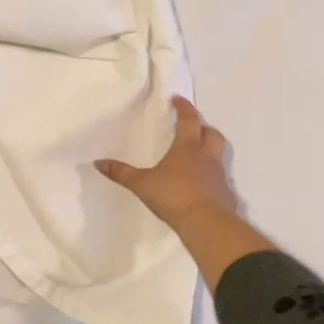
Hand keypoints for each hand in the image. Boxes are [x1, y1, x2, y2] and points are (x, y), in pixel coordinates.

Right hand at [95, 97, 274, 287]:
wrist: (207, 224)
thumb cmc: (174, 197)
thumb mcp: (141, 184)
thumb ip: (121, 173)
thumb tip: (98, 162)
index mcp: (187, 148)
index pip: (189, 120)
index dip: (184, 107)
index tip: (177, 99)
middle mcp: (206, 156)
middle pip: (211, 133)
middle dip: (203, 126)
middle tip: (191, 127)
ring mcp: (218, 175)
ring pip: (218, 153)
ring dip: (209, 148)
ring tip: (195, 155)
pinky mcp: (225, 193)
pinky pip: (219, 177)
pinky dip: (211, 174)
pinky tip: (200, 184)